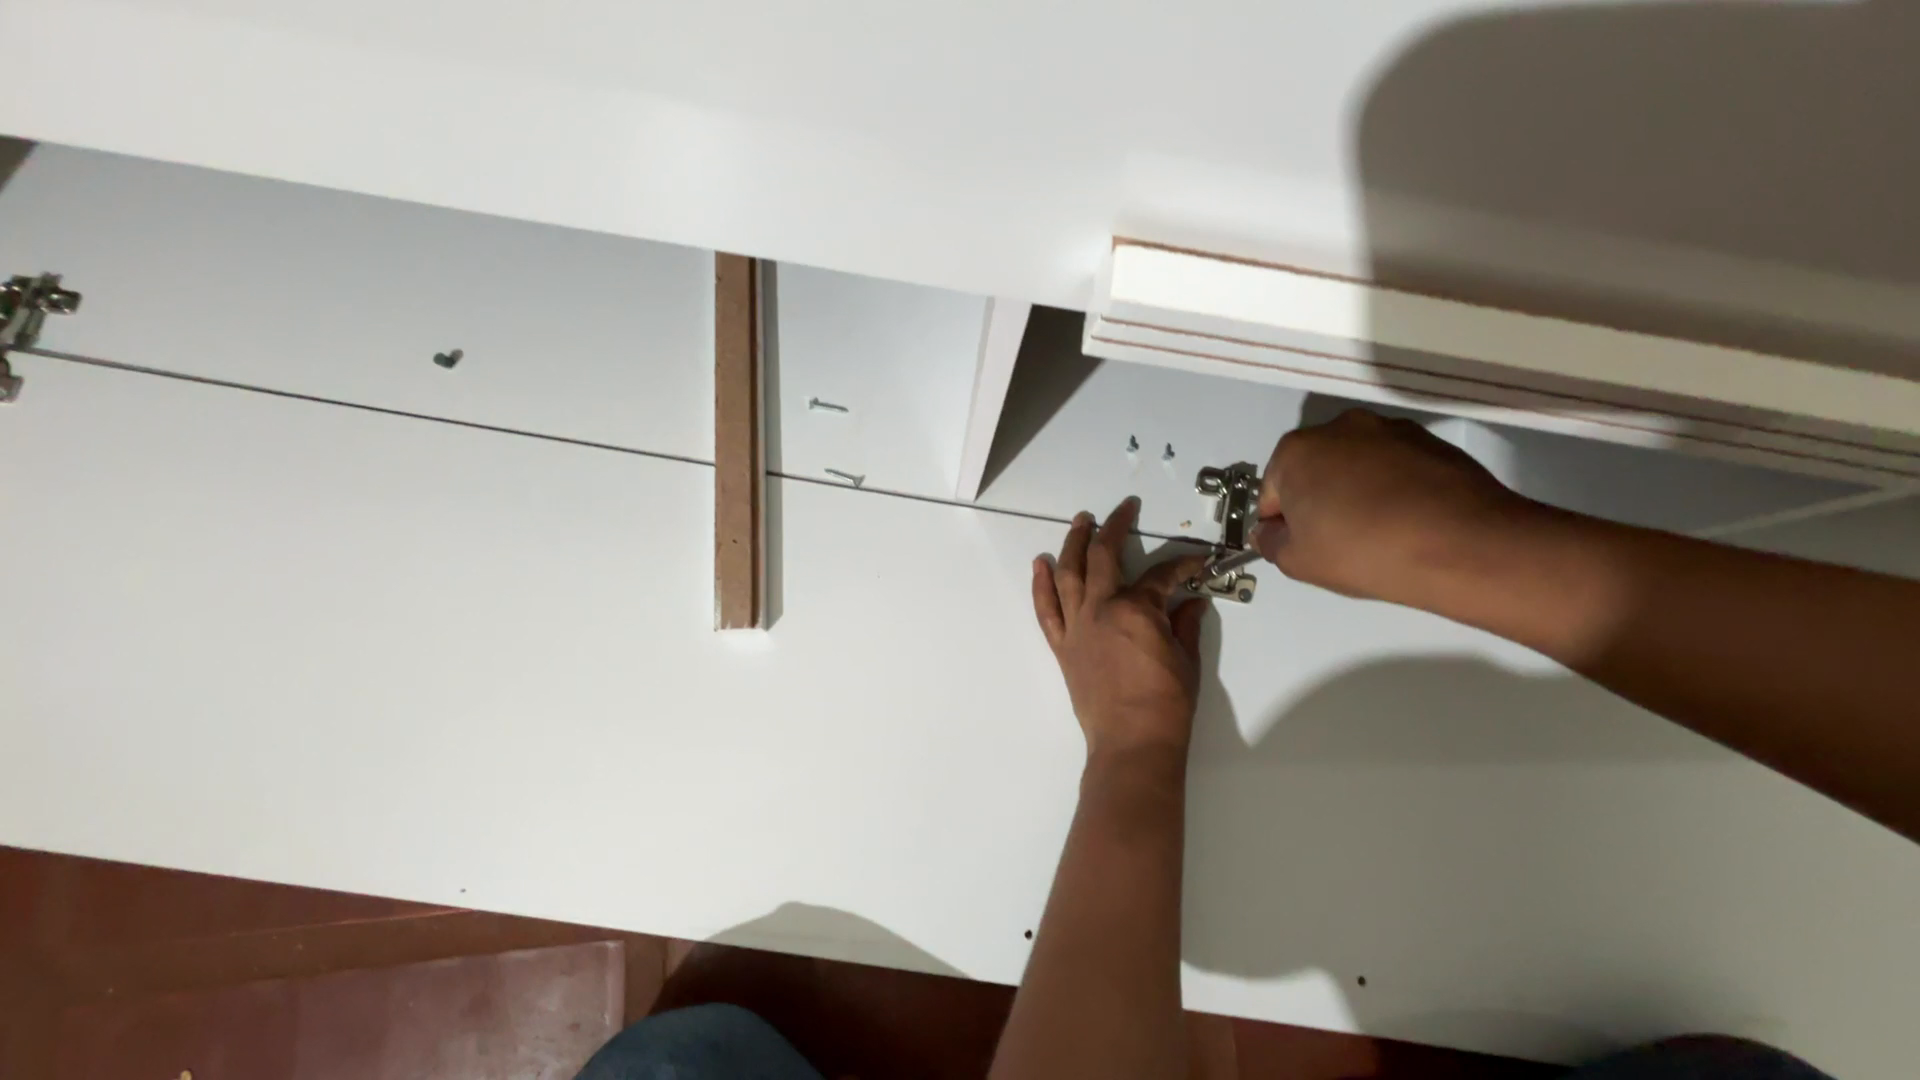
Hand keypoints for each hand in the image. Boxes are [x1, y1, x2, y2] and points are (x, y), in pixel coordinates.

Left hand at [1031, 498, 1210, 759]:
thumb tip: (1191, 604)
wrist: (1131, 743)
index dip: (1182, 565)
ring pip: (1069, 573)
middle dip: (1115, 526)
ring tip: (1080, 522)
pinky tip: (1040, 564)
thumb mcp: (1186, 660)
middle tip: (1124, 509)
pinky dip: (1041, 585)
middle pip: (1104, 556)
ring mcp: (1077, 626)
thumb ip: (1185, 625)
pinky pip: (1046, 609)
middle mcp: (1100, 608)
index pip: (1162, 575)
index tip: (1197, 562)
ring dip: (1073, 543)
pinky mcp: (1062, 646)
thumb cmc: (1166, 705)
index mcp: (1136, 609)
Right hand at [1255, 409, 1528, 603]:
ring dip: (1357, 491)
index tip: (1306, 548)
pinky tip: (1408, 520)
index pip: (1271, 494)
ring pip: (1355, 465)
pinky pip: (1395, 467)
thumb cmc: (1362, 550)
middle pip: (1314, 470)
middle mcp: (1338, 427)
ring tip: (1380, 531)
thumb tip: (1271, 531)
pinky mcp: (1431, 440)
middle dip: (1319, 500)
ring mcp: (1389, 429)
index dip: (1283, 525)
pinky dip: (1394, 488)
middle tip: (1340, 541)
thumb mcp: (1297, 562)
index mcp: (1296, 451)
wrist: (1461, 544)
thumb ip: (1271, 542)